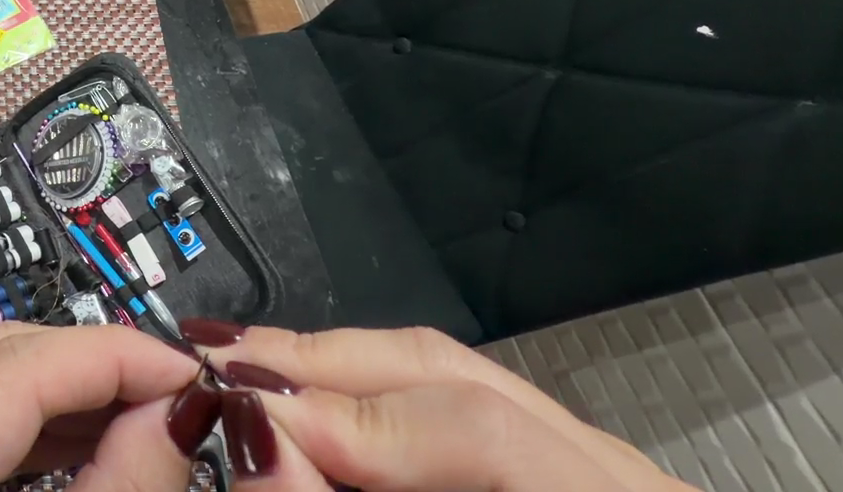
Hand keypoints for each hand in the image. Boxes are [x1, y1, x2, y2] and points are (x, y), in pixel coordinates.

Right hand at [178, 320, 700, 490]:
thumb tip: (259, 445)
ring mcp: (601, 463)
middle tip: (217, 365)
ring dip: (331, 366)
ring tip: (245, 367)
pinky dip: (365, 390)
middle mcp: (625, 478)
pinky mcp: (566, 462)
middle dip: (319, 363)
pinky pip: (448, 400)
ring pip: (445, 372)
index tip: (243, 422)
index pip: (481, 434)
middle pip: (453, 374)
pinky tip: (308, 399)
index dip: (354, 419)